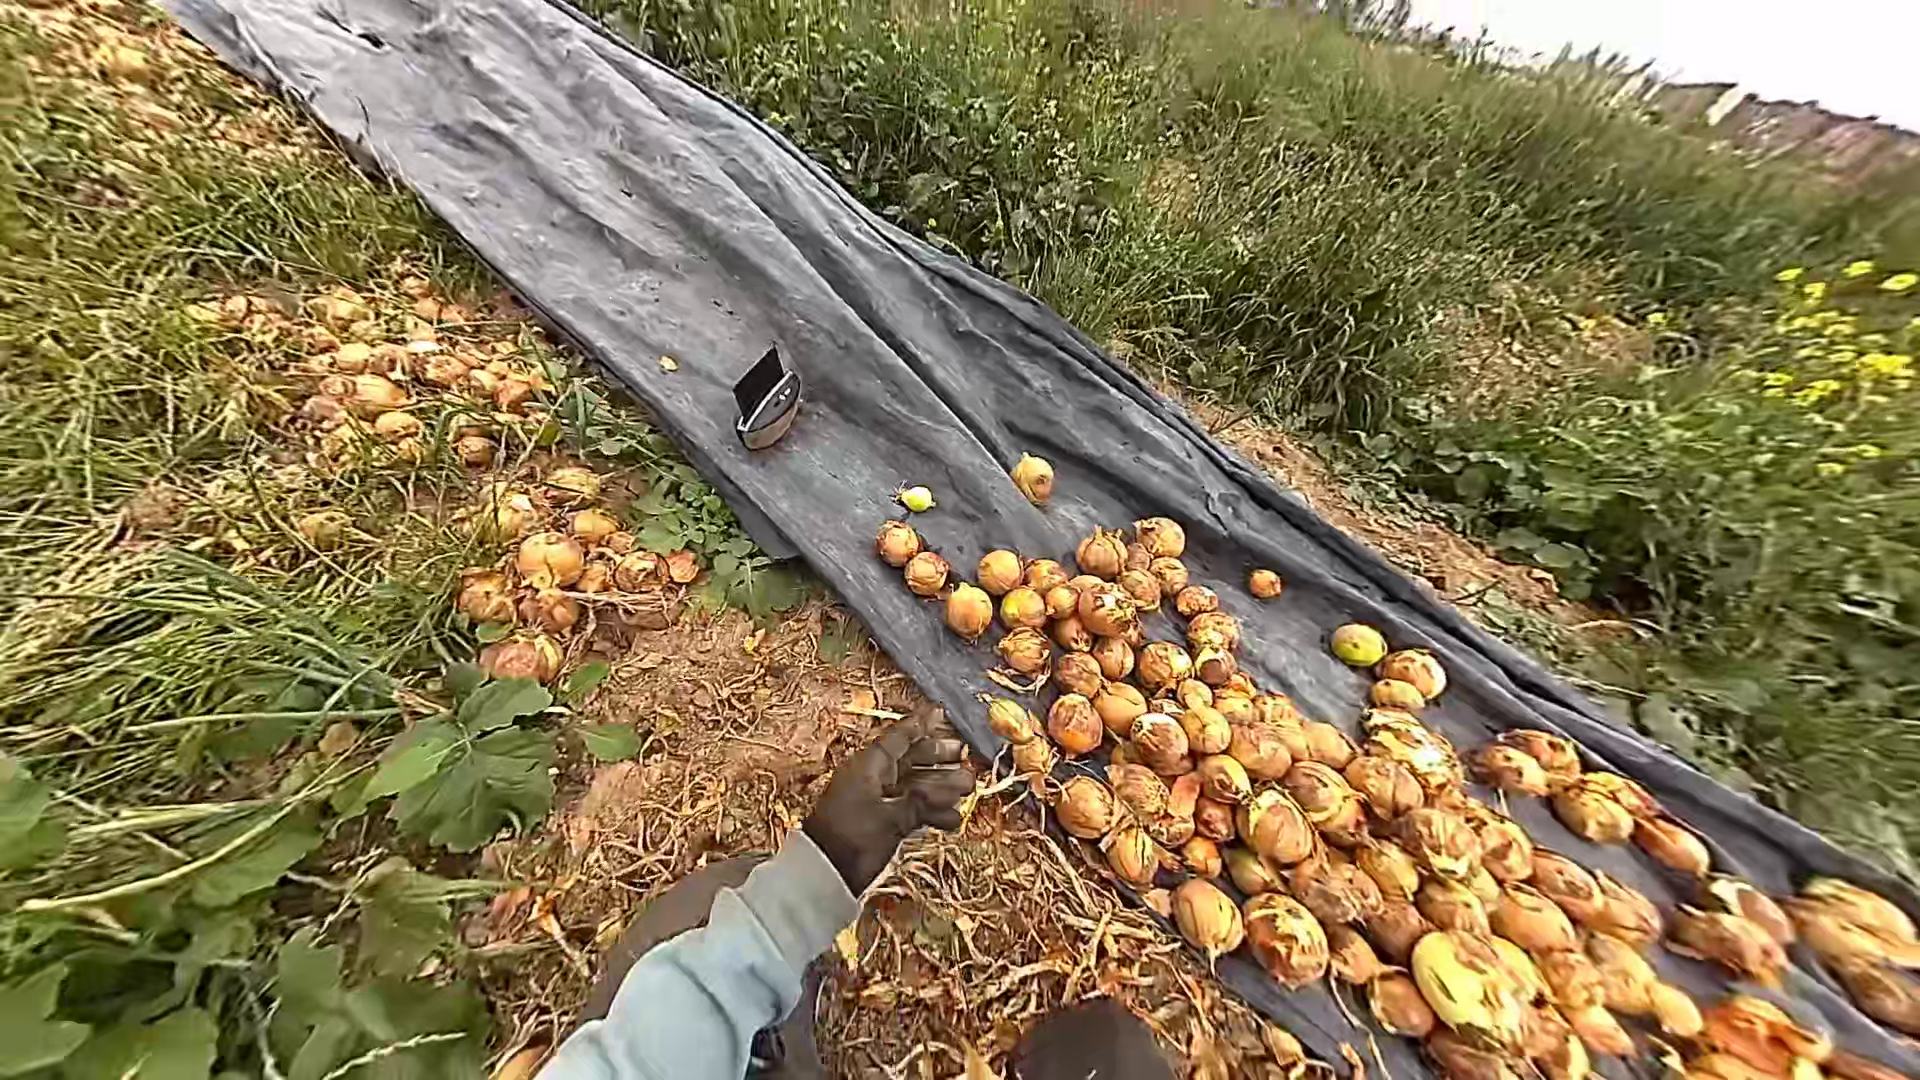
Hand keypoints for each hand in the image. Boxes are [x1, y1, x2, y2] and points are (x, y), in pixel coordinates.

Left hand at [803, 706, 974, 892]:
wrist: (823, 877)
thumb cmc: (854, 838)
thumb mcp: (891, 818)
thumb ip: (923, 803)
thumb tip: (953, 789)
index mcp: (870, 766)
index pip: (899, 738)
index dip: (921, 724)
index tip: (941, 713)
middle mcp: (873, 777)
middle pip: (910, 759)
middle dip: (938, 757)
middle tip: (964, 754)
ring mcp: (876, 800)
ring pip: (913, 785)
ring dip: (940, 787)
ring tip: (968, 788)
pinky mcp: (879, 823)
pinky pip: (909, 808)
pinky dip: (929, 812)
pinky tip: (952, 820)